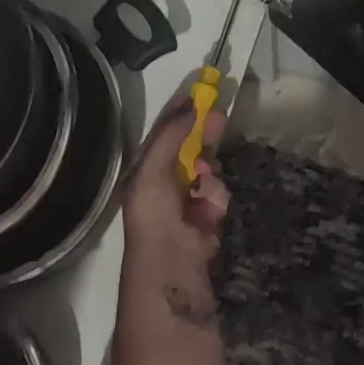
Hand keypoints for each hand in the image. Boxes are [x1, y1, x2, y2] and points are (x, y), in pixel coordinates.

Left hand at [124, 103, 232, 270]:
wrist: (172, 269)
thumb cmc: (154, 215)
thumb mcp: (153, 170)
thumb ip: (171, 136)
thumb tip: (189, 104)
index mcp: (143, 171)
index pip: (162, 135)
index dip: (179, 115)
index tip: (200, 95)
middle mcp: (161, 184)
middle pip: (186, 150)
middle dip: (202, 135)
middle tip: (221, 117)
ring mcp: (184, 203)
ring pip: (206, 173)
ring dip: (210, 173)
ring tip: (208, 180)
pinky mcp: (206, 221)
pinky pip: (216, 197)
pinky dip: (216, 200)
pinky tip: (210, 211)